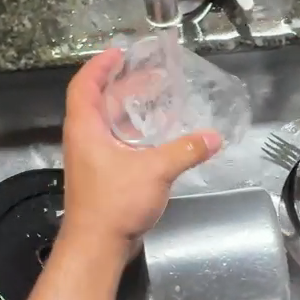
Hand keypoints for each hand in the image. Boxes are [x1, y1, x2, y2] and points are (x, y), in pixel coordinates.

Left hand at [59, 48, 220, 253]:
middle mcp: (85, 140)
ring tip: (159, 101)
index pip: (85, 85)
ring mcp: (93, 161)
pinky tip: (159, 139)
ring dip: (132, 112)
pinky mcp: (104, 178)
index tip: (120, 53)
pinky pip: (119, 146)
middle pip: (100, 103)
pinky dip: (137, 136)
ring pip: (110, 126)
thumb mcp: (155, 171)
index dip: (100, 66)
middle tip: (152, 75)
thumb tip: (214, 138)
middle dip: (124, 86)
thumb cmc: (115, 203)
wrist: (97, 246)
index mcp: (86, 128)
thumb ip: (186, 151)